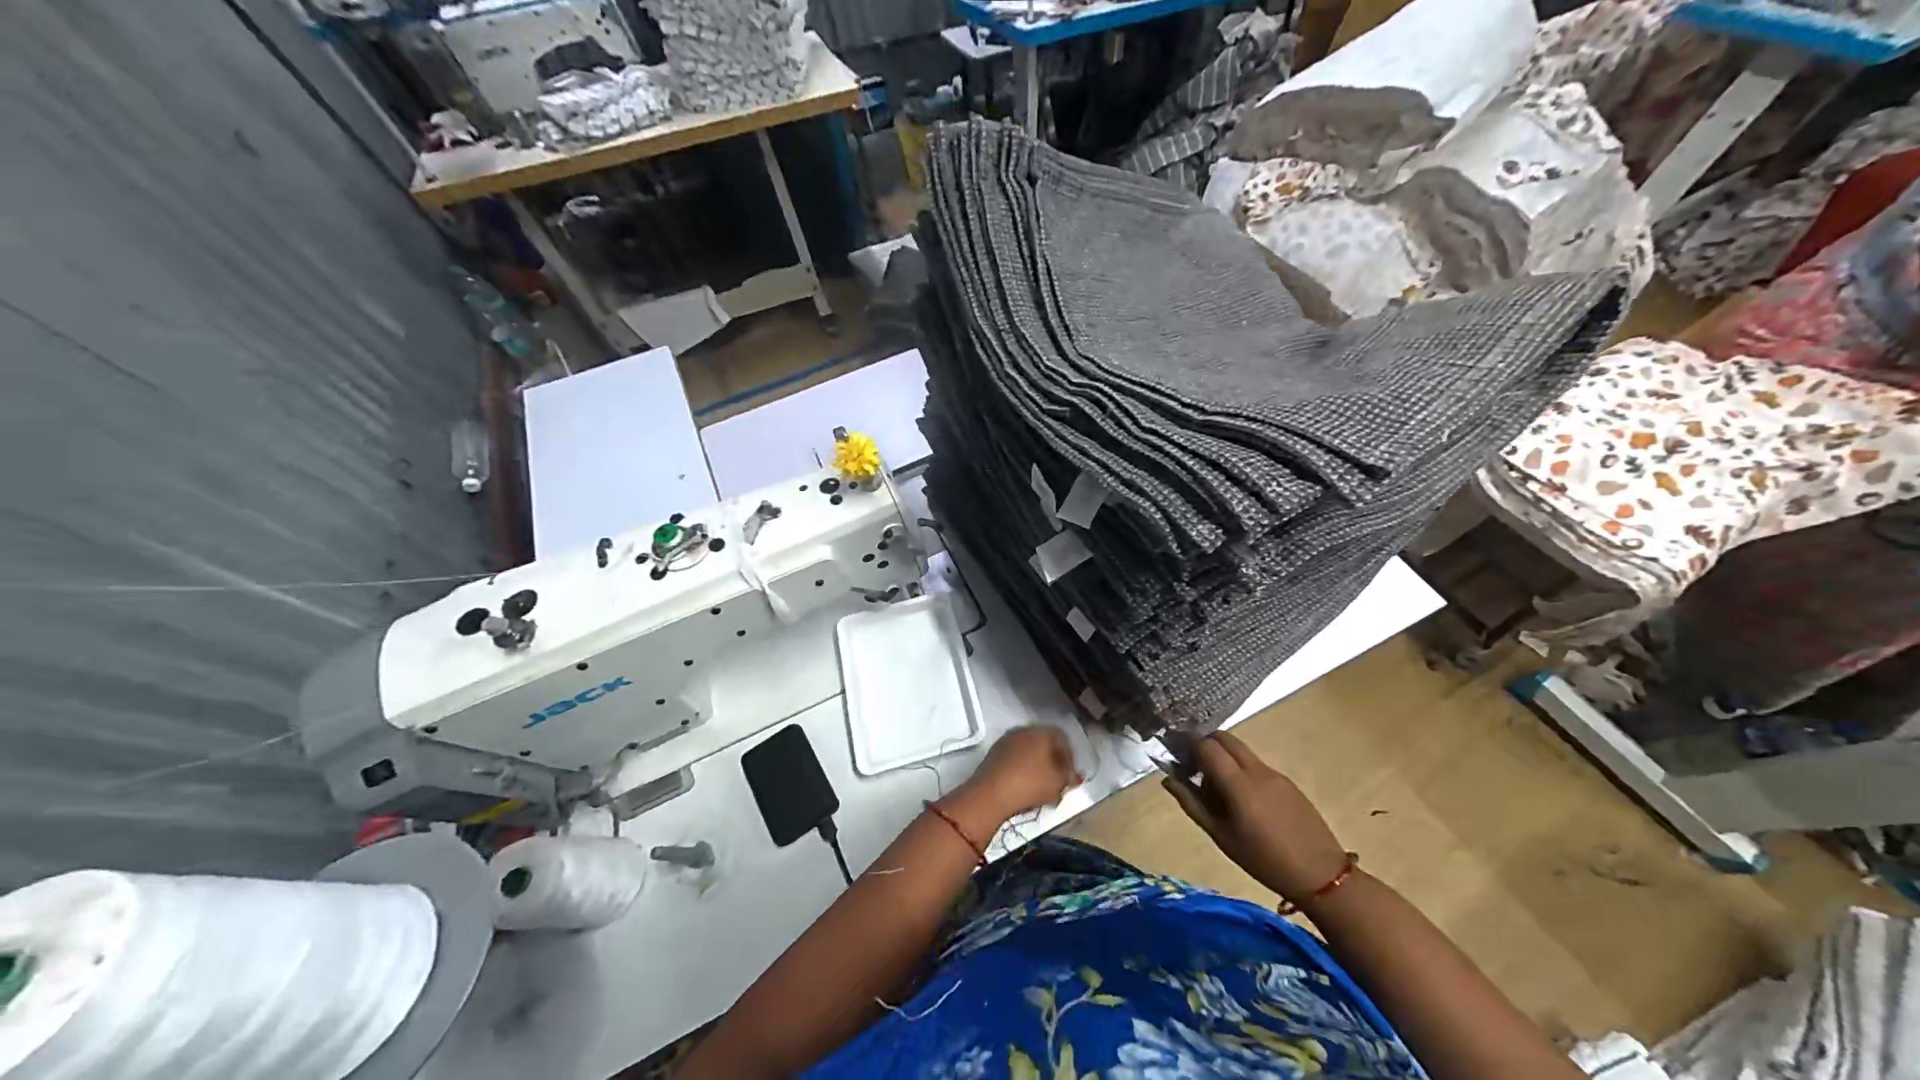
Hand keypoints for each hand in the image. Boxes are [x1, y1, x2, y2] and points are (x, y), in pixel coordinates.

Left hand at [947, 726, 1080, 824]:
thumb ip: (1070, 777)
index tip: (1071, 775)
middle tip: (1058, 781)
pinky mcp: (994, 753)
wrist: (990, 794)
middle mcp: (1024, 731)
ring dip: (1037, 766)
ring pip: (1029, 751)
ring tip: (1041, 787)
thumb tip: (1074, 775)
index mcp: (1042, 732)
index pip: (1063, 738)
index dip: (1071, 757)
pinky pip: (1015, 758)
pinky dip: (1022, 768)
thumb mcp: (1058, 783)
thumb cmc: (1030, 784)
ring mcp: (1006, 740)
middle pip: (1045, 743)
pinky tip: (1024, 786)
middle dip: (1053, 761)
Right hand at [1162, 731, 1349, 905]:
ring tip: (1215, 788)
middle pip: (1224, 738)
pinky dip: (1239, 769)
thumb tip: (1168, 779)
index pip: (1206, 745)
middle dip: (1204, 744)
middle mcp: (1257, 769)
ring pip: (1240, 750)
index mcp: (1239, 783)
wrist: (1321, 875)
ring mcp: (1275, 774)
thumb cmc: (1263, 860)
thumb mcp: (1221, 835)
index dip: (1187, 746)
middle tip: (1193, 767)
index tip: (1177, 759)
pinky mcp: (1287, 782)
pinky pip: (1255, 764)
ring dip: (1222, 756)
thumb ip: (1192, 803)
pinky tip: (1240, 799)